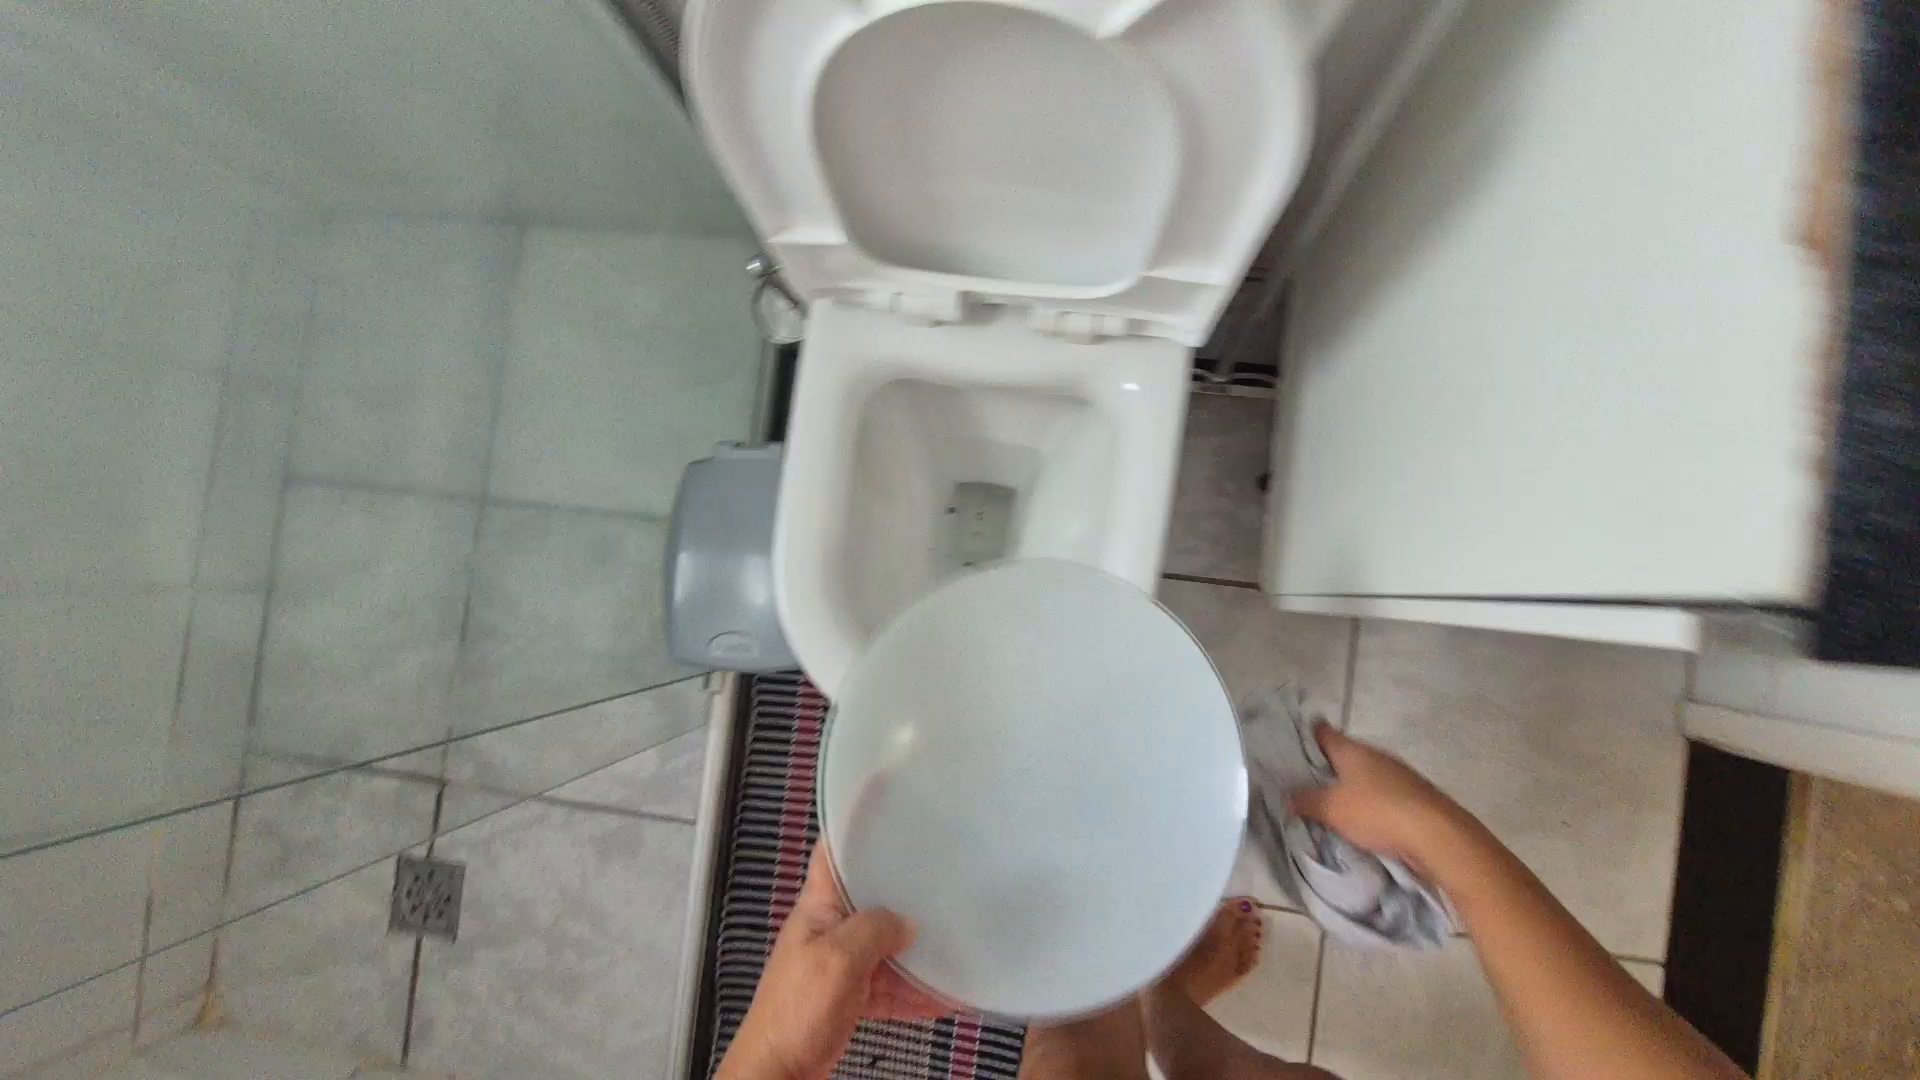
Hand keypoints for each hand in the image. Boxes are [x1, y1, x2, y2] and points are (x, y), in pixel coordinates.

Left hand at [719, 846, 950, 1079]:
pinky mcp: (850, 998)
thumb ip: (875, 930)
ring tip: (955, 943)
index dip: (857, 827)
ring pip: (884, 945)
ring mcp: (839, 964)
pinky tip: (946, 997)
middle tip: (942, 876)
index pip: (834, 852)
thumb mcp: (839, 959)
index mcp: (817, 906)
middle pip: (870, 898)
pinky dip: (914, 993)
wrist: (777, 1076)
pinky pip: (888, 986)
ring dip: (916, 950)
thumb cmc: (798, 1009)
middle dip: (903, 891)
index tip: (893, 812)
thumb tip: (908, 923)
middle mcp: (829, 927)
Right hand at [1286, 724, 1478, 878]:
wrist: (1440, 838)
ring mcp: (1401, 775)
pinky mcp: (1417, 797)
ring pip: (1367, 774)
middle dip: (1329, 765)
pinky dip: (1372, 801)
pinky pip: (1385, 793)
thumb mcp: (1331, 809)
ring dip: (1353, 785)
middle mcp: (1376, 755)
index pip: (1323, 732)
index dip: (1307, 734)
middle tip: (1307, 779)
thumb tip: (1288, 796)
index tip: (1292, 742)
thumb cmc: (1377, 813)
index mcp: (1352, 750)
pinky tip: (1366, 817)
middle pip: (1346, 754)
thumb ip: (1306, 801)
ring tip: (1334, 802)